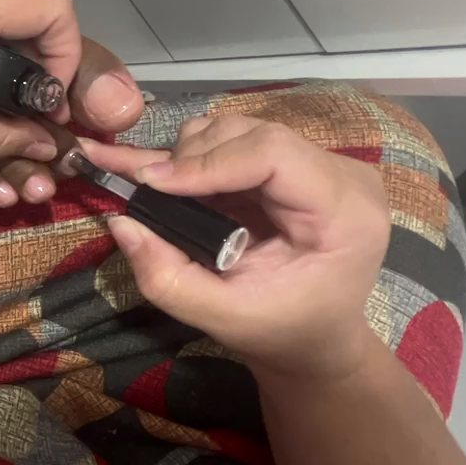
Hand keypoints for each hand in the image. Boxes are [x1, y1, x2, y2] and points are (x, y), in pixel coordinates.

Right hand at [104, 115, 390, 384]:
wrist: (312, 335)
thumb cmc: (279, 328)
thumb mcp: (220, 317)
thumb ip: (167, 277)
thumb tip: (120, 222)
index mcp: (344, 213)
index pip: (272, 154)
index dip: (206, 162)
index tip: (151, 184)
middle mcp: (338, 175)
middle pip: (247, 134)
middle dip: (187, 158)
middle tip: (145, 189)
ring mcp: (312, 162)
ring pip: (231, 129)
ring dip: (184, 155)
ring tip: (157, 189)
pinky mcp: (284, 161)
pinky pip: (226, 139)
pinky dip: (184, 155)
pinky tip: (146, 168)